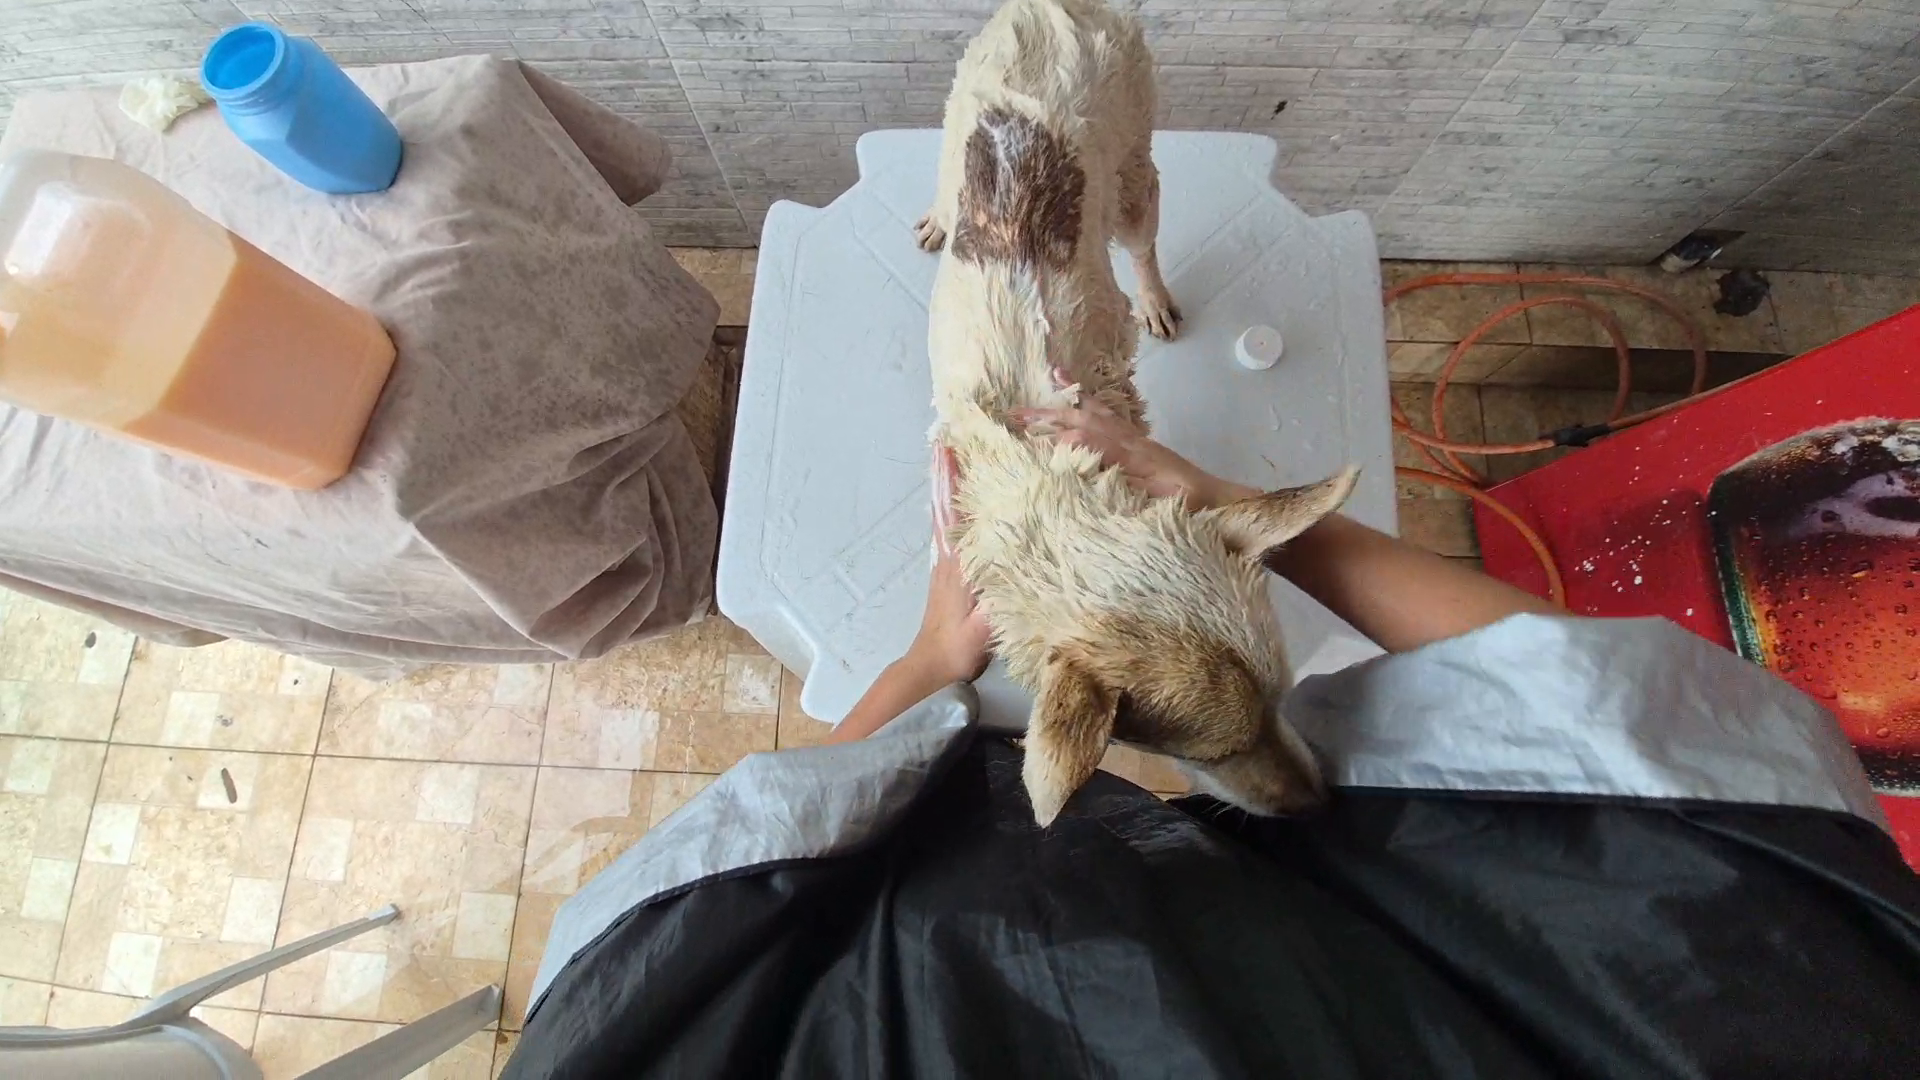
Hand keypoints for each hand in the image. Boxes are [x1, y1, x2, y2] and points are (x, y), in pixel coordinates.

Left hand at [903, 446, 992, 684]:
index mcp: (959, 560)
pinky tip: (963, 499)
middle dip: (950, 469)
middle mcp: (951, 553)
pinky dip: (954, 506)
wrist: (932, 666)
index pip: (955, 510)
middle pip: (948, 503)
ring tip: (955, 453)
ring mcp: (948, 561)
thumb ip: (1002, 597)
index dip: (953, 478)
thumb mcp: (985, 626)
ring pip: (948, 513)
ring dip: (949, 484)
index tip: (951, 444)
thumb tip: (1024, 562)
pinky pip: (953, 528)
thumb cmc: (958, 646)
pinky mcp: (951, 571)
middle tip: (953, 434)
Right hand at [1012, 375, 1253, 509]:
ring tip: (1042, 385)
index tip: (1027, 448)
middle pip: (1082, 418)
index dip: (1056, 442)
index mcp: (1132, 455)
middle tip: (1013, 414)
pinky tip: (1074, 394)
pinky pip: (1105, 416)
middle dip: (1046, 416)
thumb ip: (1132, 485)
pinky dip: (1086, 403)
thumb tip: (1092, 469)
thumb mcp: (1164, 502)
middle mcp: (1128, 439)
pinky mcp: (1133, 441)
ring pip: (1092, 412)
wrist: (1217, 499)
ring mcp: (1131, 437)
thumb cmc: (1191, 507)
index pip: (1086, 438)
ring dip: (1063, 403)